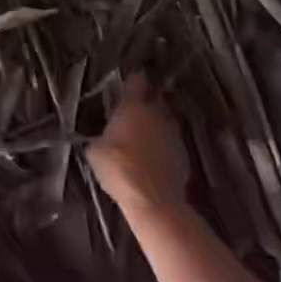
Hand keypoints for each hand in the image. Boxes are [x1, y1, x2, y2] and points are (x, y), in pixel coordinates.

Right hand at [86, 73, 189, 212]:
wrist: (152, 199)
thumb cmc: (119, 168)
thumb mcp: (96, 152)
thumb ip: (100, 139)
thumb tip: (100, 140)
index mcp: (133, 107)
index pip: (136, 81)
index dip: (133, 81)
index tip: (130, 82)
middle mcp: (156, 114)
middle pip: (154, 99)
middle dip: (147, 104)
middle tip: (135, 116)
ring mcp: (173, 133)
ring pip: (165, 122)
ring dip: (157, 127)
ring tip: (145, 142)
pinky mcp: (184, 154)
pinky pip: (172, 144)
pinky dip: (165, 148)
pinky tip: (155, 162)